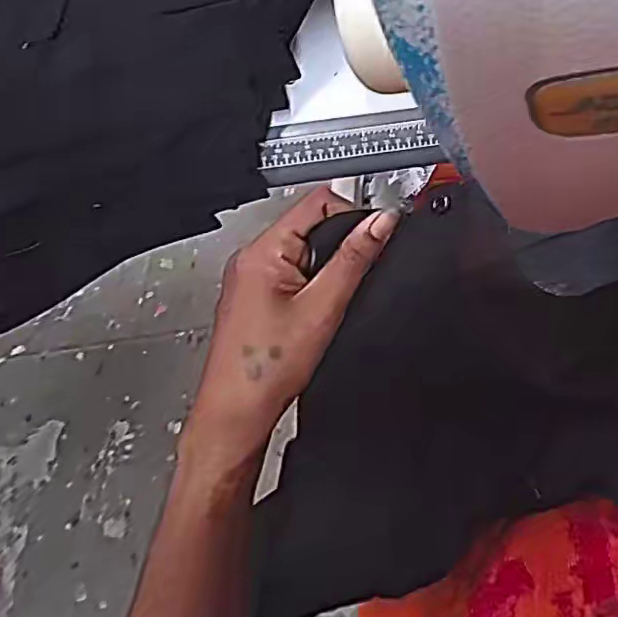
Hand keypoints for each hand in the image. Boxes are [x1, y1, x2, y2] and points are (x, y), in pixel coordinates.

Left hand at [188, 187, 399, 460]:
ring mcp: (251, 275)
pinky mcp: (256, 293)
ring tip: (328, 300)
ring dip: (327, 265)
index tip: (374, 237)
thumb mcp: (324, 307)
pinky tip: (313, 310)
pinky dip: (314, 282)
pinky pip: (294, 269)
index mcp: (262, 250)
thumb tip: (381, 222)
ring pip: (306, 247)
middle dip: (341, 243)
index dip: (354, 214)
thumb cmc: (265, 370)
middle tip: (349, 279)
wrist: (235, 415)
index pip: (319, 201)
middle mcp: (251, 257)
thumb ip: (355, 258)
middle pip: (313, 221)